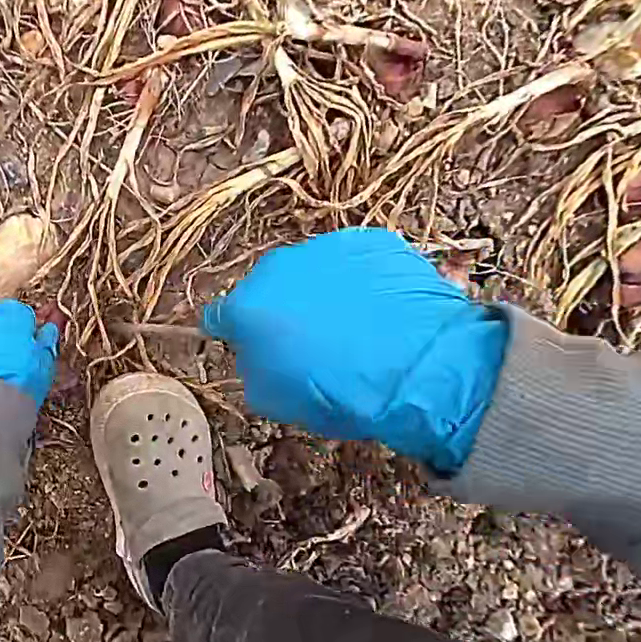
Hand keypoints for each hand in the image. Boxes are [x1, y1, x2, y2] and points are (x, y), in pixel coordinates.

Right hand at [201, 228, 508, 472]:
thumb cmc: (339, 390)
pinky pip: (353, 261)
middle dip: (281, 310)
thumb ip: (252, 370)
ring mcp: (325, 248)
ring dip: (319, 291)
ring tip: (353, 323)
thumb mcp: (276, 401)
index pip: (220, 316)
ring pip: (310, 271)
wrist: (420, 364)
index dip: (235, 332)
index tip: (250, 344)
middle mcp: (278, 267)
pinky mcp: (370, 240)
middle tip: (310, 339)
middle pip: (268, 288)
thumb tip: (255, 354)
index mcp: (248, 306)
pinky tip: (381, 308)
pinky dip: (359, 280)